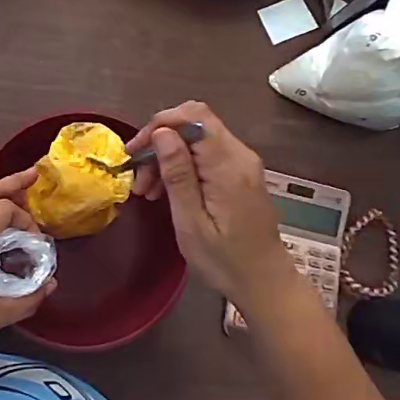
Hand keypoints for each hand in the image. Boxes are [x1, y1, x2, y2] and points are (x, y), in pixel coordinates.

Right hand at [127, 102, 303, 308]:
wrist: (264, 282)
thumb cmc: (224, 260)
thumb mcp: (191, 222)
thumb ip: (178, 174)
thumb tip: (162, 132)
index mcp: (228, 167)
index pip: (194, 117)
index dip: (160, 124)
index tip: (136, 152)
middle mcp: (240, 156)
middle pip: (194, 124)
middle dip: (159, 142)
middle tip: (137, 177)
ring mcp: (242, 163)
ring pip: (196, 139)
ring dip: (167, 157)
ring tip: (146, 190)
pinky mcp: (239, 173)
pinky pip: (205, 155)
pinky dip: (181, 166)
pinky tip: (165, 191)